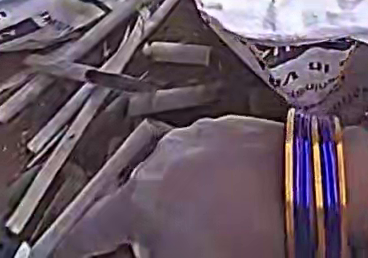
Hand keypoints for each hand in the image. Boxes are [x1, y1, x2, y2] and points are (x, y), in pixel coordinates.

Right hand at [56, 116, 283, 256]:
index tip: (63, 252)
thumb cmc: (242, 241)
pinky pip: (196, 155)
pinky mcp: (226, 123)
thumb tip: (139, 243)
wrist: (304, 189)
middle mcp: (160, 155)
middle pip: (129, 198)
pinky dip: (197, 177)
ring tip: (197, 227)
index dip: (74, 247)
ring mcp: (195, 134)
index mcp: (138, 198)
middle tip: (149, 244)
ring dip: (168, 199)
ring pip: (165, 173)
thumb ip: (144, 251)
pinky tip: (222, 198)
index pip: (87, 232)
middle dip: (131, 227)